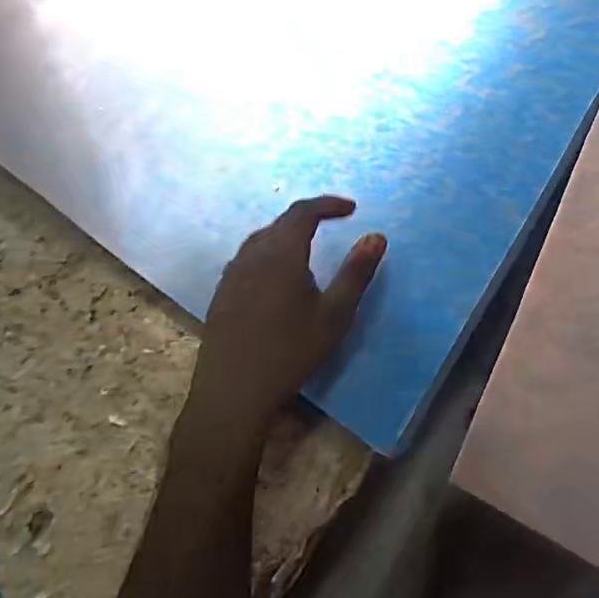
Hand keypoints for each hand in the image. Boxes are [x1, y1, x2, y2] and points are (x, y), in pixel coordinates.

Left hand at [188, 196, 385, 439]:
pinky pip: (249, 257)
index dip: (329, 205)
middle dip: (310, 216)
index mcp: (281, 252)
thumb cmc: (290, 352)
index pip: (304, 212)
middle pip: (282, 221)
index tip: (352, 209)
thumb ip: (356, 272)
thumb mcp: (335, 314)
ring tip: (309, 243)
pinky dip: (270, 251)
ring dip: (288, 232)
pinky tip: (277, 273)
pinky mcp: (222, 292)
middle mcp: (253, 254)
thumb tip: (376, 236)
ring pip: (263, 238)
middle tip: (334, 221)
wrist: (233, 393)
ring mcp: (232, 273)